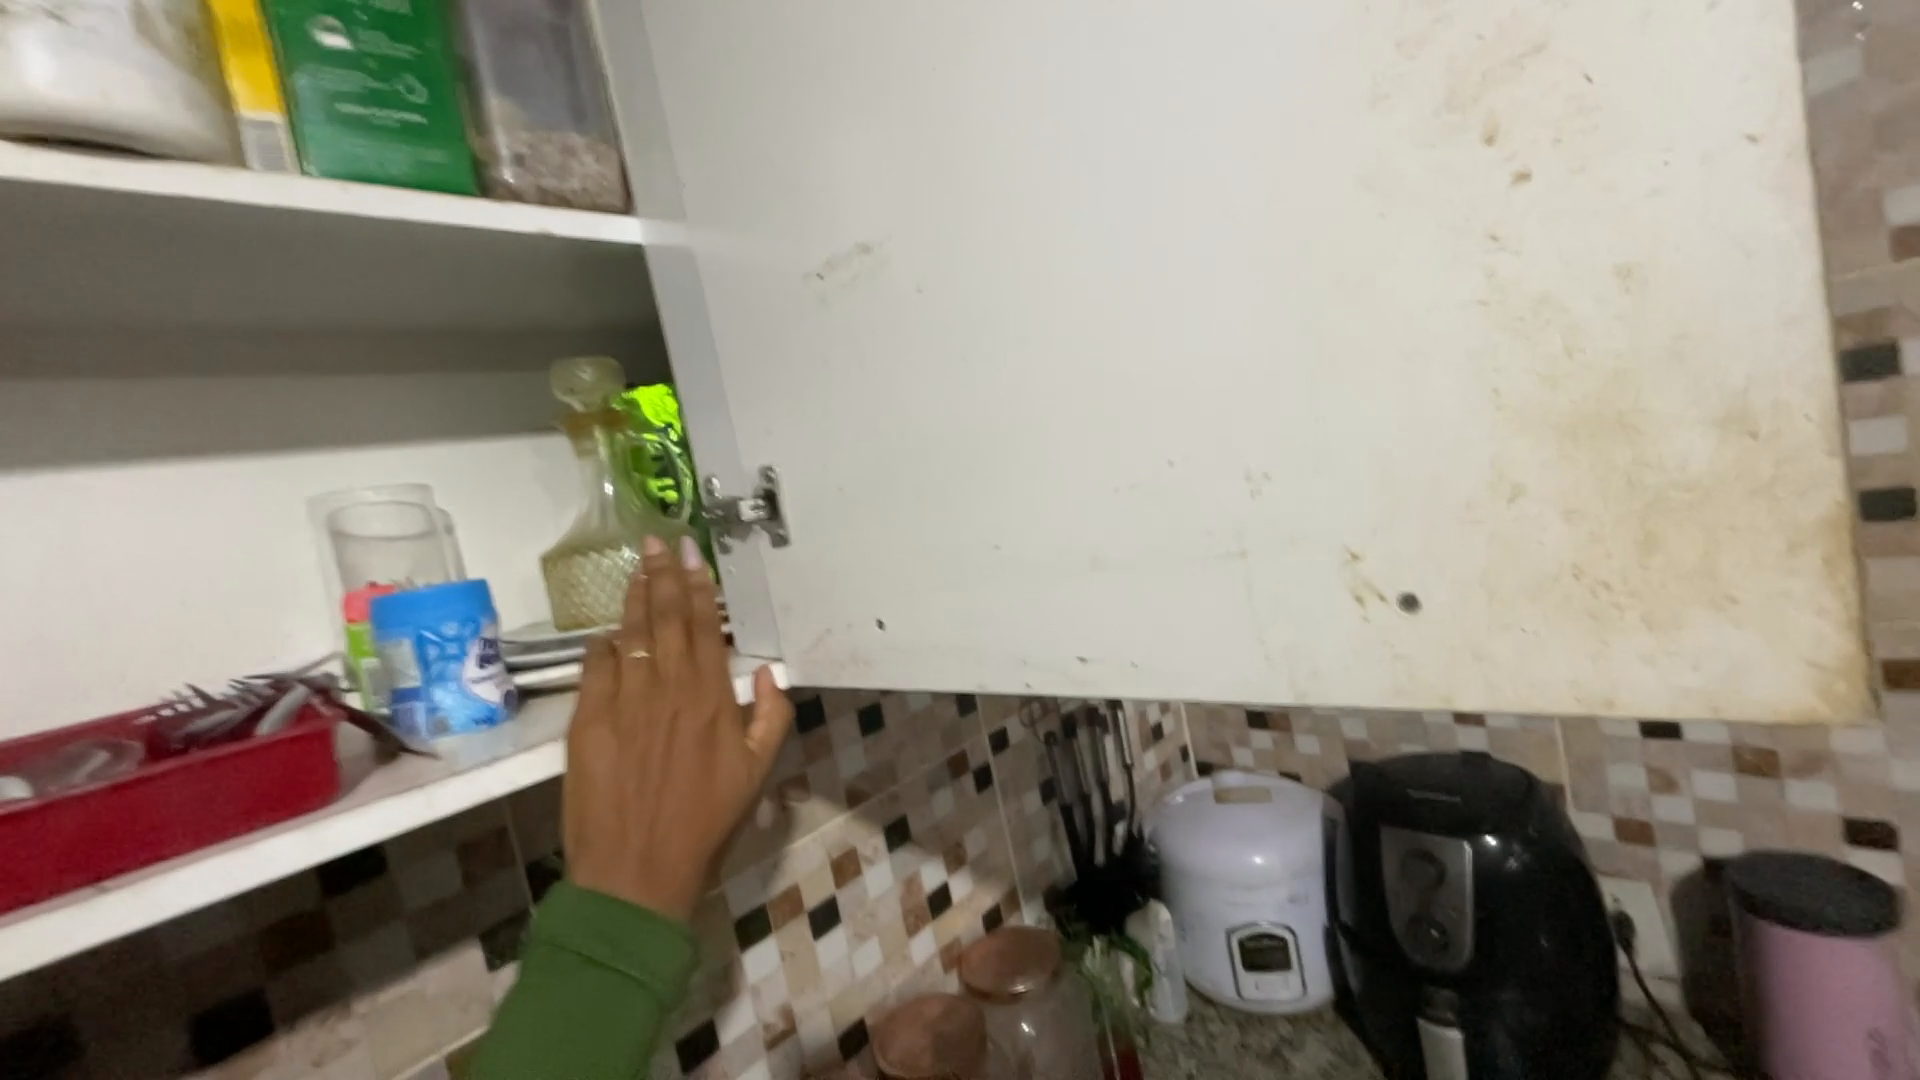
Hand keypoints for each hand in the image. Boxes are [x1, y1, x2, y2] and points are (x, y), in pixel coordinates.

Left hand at [562, 534, 794, 920]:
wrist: (638, 870)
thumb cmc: (707, 821)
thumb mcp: (759, 772)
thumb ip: (772, 715)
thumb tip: (769, 672)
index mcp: (710, 697)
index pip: (704, 627)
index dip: (698, 587)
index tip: (692, 554)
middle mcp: (666, 688)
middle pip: (664, 619)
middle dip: (662, 576)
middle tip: (657, 541)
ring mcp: (623, 703)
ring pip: (629, 636)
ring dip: (633, 599)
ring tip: (636, 568)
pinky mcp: (587, 723)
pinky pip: (595, 670)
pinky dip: (602, 646)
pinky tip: (606, 633)